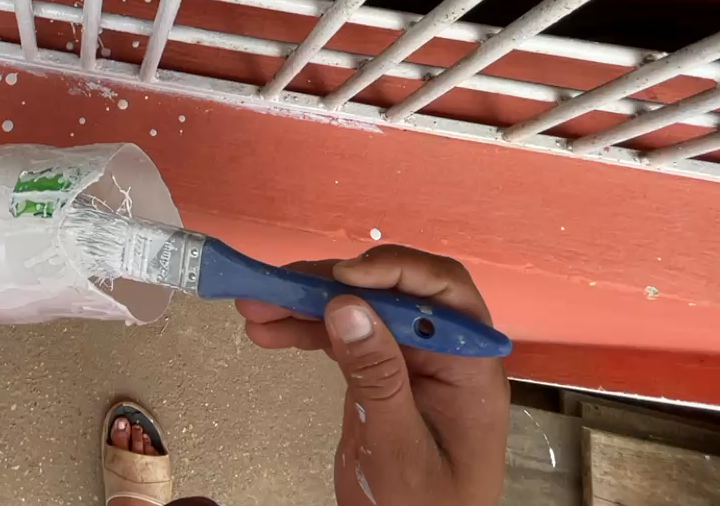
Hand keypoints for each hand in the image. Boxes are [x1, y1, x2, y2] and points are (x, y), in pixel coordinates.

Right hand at [236, 246, 508, 505]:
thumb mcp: (399, 450)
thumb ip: (377, 377)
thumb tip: (346, 305)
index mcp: (467, 367)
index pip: (445, 292)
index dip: (396, 270)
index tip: (342, 278)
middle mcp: (439, 353)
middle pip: (387, 293)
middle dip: (328, 284)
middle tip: (273, 285)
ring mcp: (406, 360)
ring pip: (355, 308)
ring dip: (303, 303)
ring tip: (253, 306)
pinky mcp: (375, 371)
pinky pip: (338, 333)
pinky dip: (301, 329)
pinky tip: (266, 331)